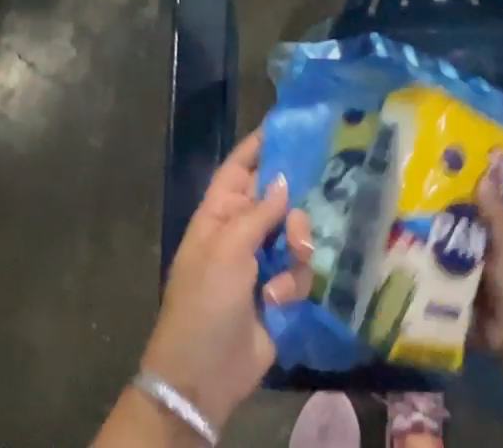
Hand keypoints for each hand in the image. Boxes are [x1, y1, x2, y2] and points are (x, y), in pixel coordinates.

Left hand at [142, 130, 311, 429]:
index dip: (259, 147)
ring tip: (288, 271)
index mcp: (218, 215)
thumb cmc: (205, 303)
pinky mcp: (279, 291)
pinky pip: (300, 270)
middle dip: (293, 210)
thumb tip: (283, 179)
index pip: (239, 168)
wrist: (203, 376)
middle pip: (278, 199)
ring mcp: (260, 263)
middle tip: (298, 229)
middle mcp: (240, 232)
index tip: (289, 126)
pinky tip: (280, 301)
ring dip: (296, 251)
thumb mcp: (227, 251)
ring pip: (295, 235)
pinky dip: (293, 284)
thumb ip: (260, 213)